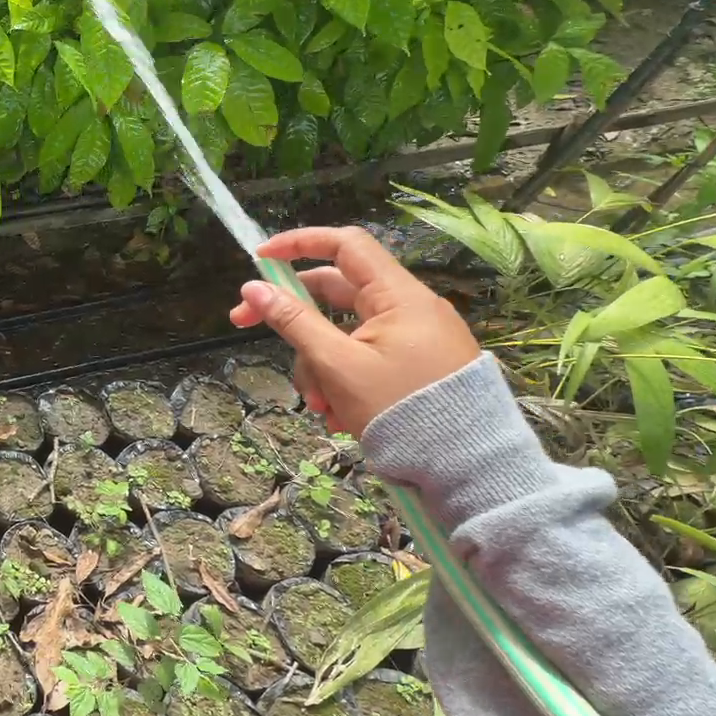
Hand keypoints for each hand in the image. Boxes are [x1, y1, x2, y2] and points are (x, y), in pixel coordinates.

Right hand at [228, 226, 480, 436]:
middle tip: (243, 326)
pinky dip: (340, 377)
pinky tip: (338, 413)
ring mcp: (413, 339)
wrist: (472, 473)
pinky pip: (362, 356)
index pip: (345, 244)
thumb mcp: (336, 364)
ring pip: (342, 331)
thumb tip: (252, 288)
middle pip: (334, 293)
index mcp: (399, 298)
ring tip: (318, 405)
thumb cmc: (401, 409)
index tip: (259, 259)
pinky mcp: (414, 366)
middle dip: (291, 316)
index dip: (298, 243)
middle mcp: (409, 310)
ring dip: (316, 362)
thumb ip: (292, 321)